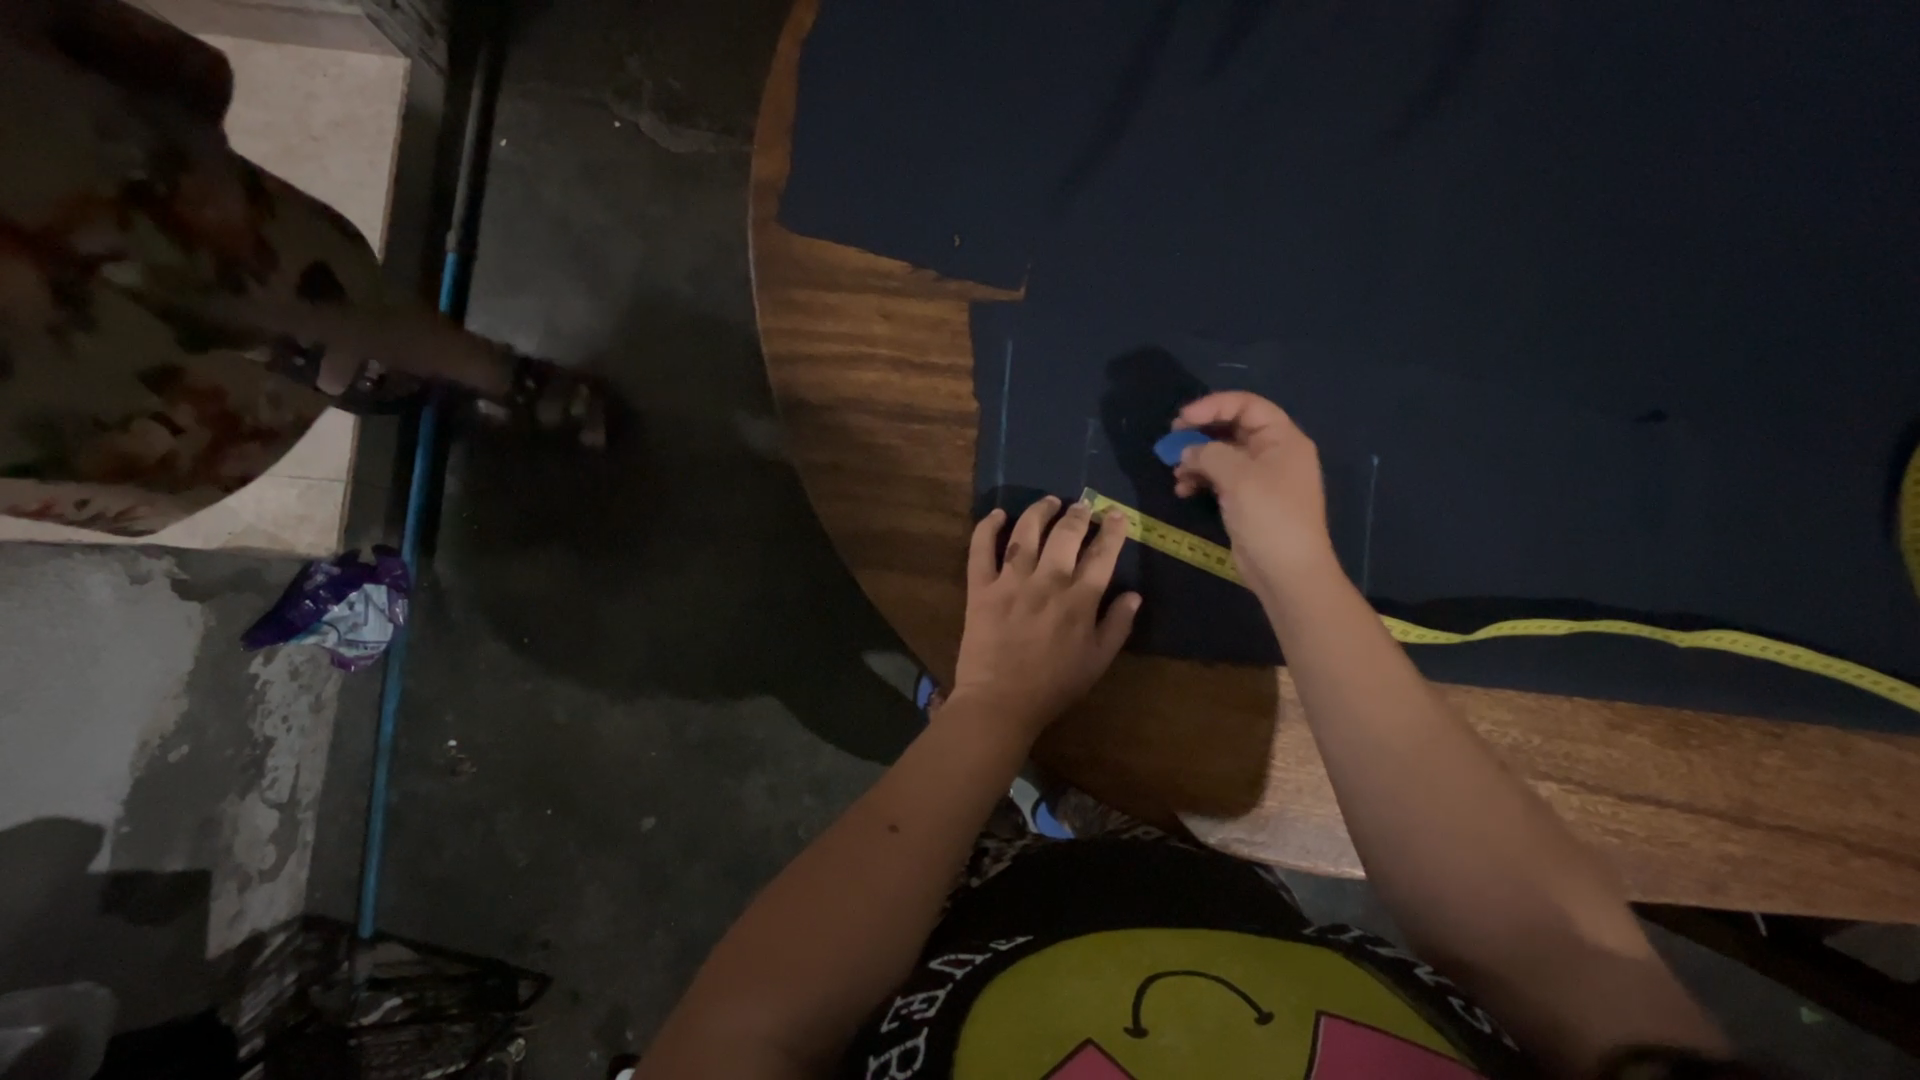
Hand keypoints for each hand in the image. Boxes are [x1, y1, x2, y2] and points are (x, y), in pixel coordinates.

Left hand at [950, 496, 1140, 737]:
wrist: (1000, 702)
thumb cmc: (1054, 686)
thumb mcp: (1097, 662)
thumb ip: (1117, 625)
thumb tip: (1133, 595)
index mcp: (1080, 601)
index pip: (1102, 555)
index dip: (1113, 532)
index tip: (1117, 516)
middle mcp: (1047, 583)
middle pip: (1066, 536)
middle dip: (1079, 515)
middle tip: (1084, 505)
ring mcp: (1011, 583)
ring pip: (1026, 534)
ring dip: (1039, 512)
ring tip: (1049, 501)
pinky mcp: (981, 589)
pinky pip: (981, 550)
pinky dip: (987, 528)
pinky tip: (996, 514)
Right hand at [1172, 391, 1337, 591]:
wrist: (1287, 572)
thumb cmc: (1269, 517)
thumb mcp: (1238, 477)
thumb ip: (1209, 454)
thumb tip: (1188, 451)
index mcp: (1282, 439)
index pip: (1246, 405)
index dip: (1212, 406)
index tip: (1181, 419)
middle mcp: (1273, 453)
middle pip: (1232, 428)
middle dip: (1200, 433)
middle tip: (1172, 441)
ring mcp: (1260, 478)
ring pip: (1222, 455)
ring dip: (1196, 459)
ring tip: (1177, 474)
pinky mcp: (1247, 500)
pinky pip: (1220, 478)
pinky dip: (1200, 480)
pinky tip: (1183, 490)